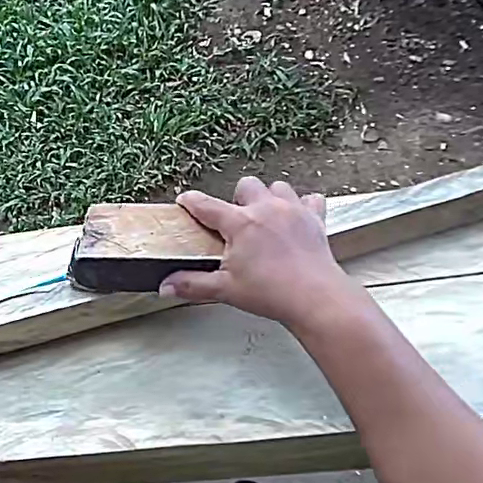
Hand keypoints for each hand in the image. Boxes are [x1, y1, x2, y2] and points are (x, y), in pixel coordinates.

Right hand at [162, 177, 365, 330]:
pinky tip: (297, 217)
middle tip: (236, 220)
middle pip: (246, 185)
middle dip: (238, 198)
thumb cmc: (272, 292)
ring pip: (278, 187)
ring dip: (270, 197)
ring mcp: (293, 211)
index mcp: (240, 223)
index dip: (192, 202)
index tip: (186, 201)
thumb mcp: (225, 290)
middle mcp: (266, 209)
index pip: (206, 205)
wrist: (314, 297)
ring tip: (266, 216)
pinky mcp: (314, 219)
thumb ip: (193, 285)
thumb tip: (167, 285)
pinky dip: (304, 205)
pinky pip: (311, 199)